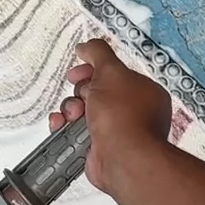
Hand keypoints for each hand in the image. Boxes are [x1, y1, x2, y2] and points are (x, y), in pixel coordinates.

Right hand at [48, 38, 171, 192]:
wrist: (122, 158)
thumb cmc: (123, 116)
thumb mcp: (110, 72)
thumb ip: (98, 53)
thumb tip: (86, 46)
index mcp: (143, 92)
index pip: (113, 74)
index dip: (92, 70)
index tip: (79, 72)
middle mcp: (133, 112)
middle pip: (94, 91)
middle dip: (80, 91)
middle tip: (82, 97)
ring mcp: (117, 131)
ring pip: (83, 111)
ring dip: (70, 108)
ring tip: (73, 115)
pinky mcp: (101, 148)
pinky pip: (77, 131)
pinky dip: (66, 126)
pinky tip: (61, 124)